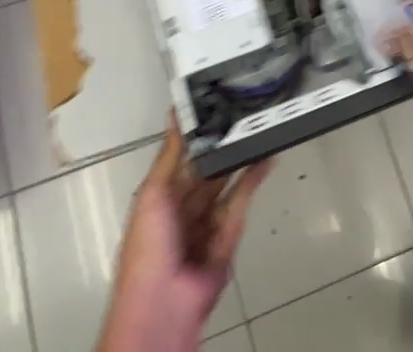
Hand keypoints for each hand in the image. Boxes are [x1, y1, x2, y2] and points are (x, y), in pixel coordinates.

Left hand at [97, 118, 272, 351]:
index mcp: (159, 201)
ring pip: (226, 185)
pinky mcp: (229, 237)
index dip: (196, 138)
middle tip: (242, 116)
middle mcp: (183, 210)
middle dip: (222, 149)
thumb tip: (174, 116)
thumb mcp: (151, 195)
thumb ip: (169, 156)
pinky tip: (264, 160)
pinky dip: (252, 182)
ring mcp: (207, 224)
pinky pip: (240, 204)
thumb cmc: (148, 246)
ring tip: (258, 131)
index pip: (181, 162)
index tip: (213, 107)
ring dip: (240, 161)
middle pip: (206, 173)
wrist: (163, 306)